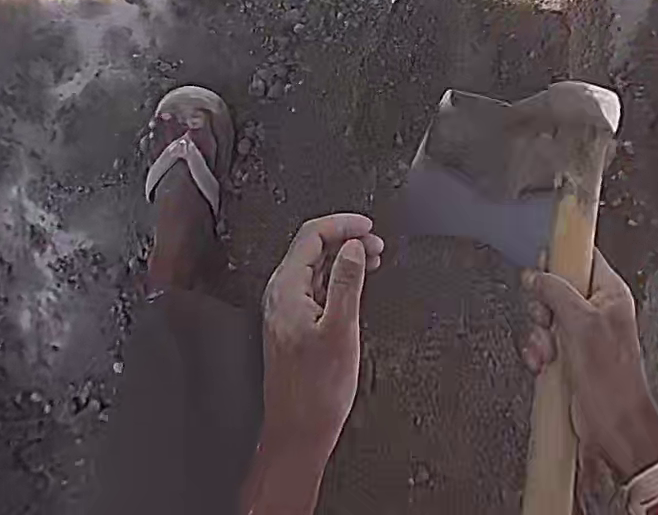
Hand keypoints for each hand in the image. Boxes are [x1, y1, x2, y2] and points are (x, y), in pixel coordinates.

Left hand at [242, 214, 383, 514]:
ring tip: (371, 256)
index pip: (312, 235)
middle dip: (345, 237)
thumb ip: (346, 282)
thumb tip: (353, 246)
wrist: (298, 433)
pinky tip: (356, 281)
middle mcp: (282, 292)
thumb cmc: (315, 391)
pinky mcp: (295, 321)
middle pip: (313, 246)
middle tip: (374, 242)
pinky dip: (338, 274)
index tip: (367, 226)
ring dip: (343, 255)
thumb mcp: (339, 329)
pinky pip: (317, 283)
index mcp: (287, 287)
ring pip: (316, 264)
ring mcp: (287, 307)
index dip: (342, 224)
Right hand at [521, 248, 657, 479]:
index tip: (544, 264)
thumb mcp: (581, 324)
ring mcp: (581, 332)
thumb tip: (535, 276)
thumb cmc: (614, 381)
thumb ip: (555, 292)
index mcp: (609, 293)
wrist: (615, 431)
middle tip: (547, 318)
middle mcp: (596, 309)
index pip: (583, 256)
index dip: (561, 256)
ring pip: (545, 313)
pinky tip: (544, 363)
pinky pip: (542, 339)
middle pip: (555, 285)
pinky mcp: (568, 353)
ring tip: (549, 350)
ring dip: (539, 333)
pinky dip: (538, 350)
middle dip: (543, 304)